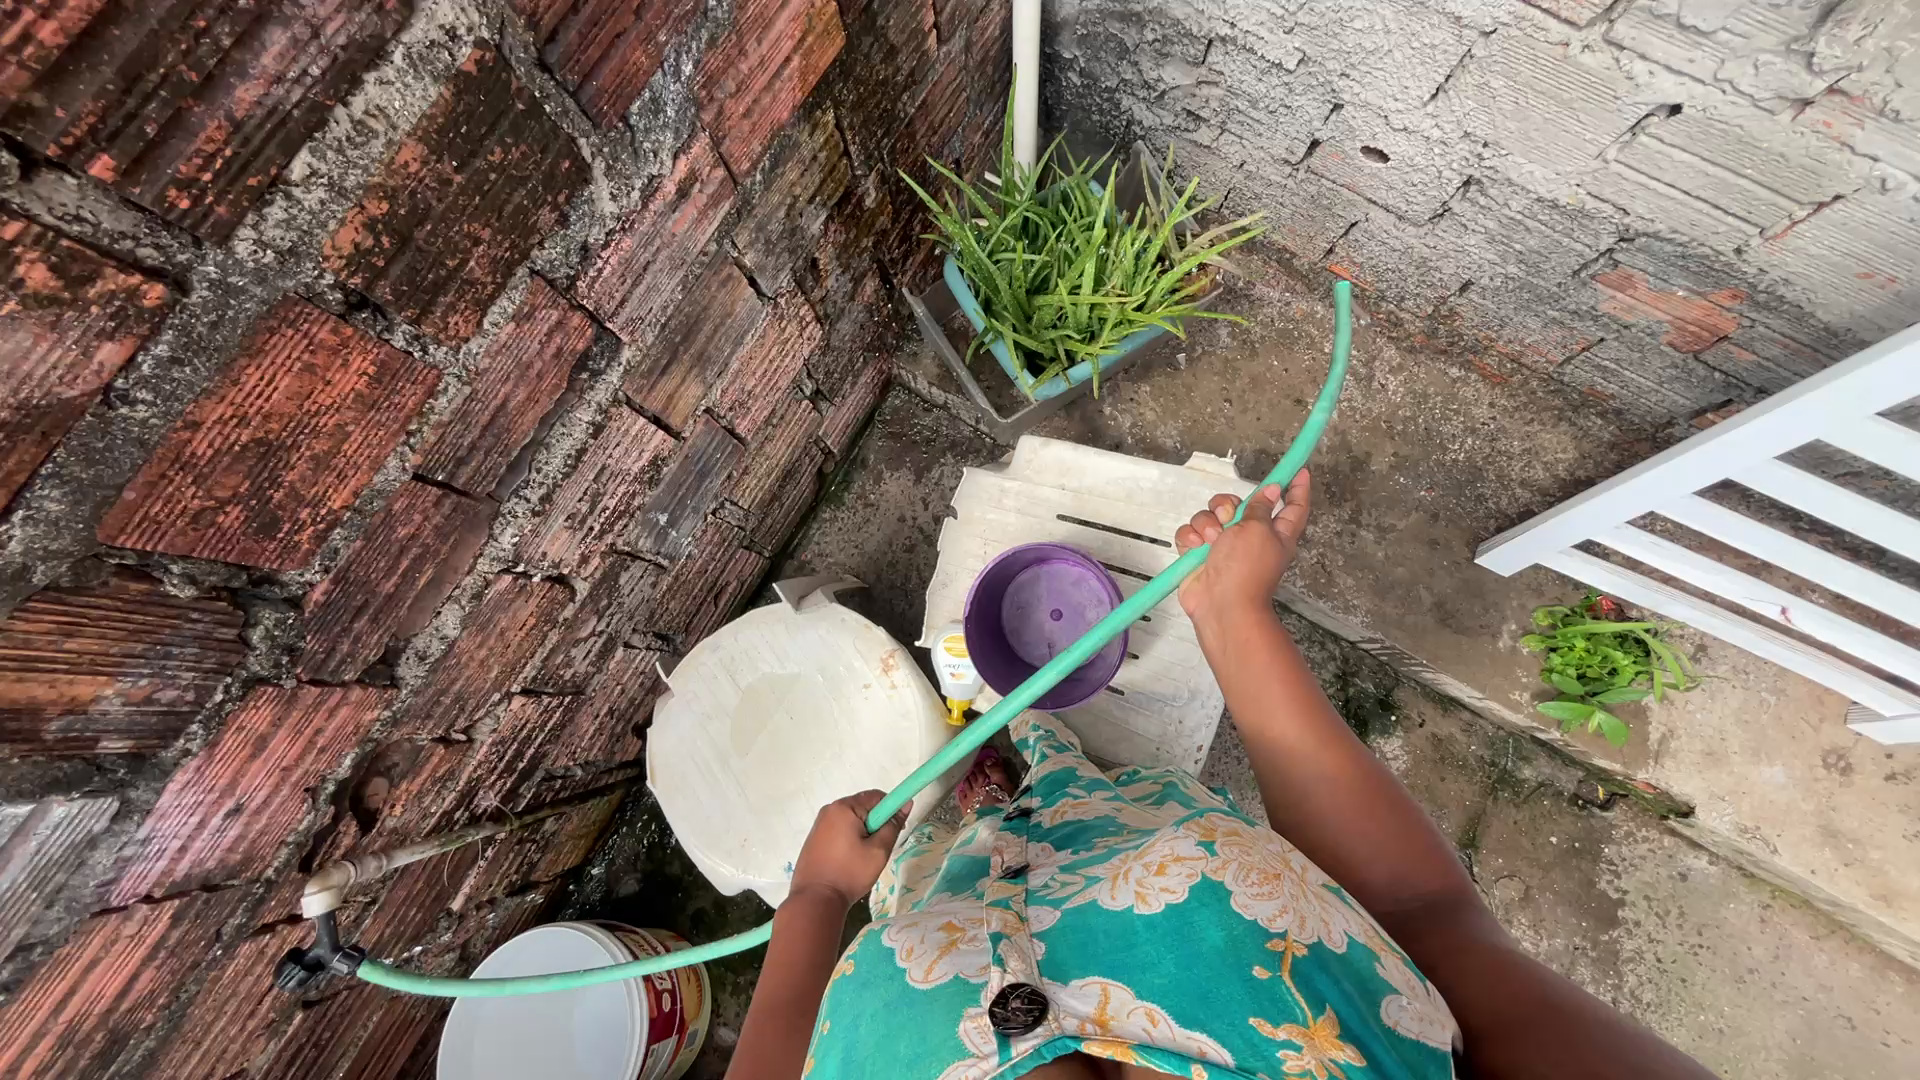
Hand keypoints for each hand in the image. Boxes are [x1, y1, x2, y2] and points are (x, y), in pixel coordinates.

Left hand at [789, 790, 910, 908]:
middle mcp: (829, 810)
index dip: (891, 810)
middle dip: (875, 823)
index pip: (876, 796)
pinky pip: (838, 829)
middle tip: (879, 848)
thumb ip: (893, 825)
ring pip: (851, 820)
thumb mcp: (878, 851)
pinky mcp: (814, 838)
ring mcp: (819, 824)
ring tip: (863, 858)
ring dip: (862, 832)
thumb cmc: (849, 874)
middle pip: (862, 807)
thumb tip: (906, 804)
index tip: (896, 829)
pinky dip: (848, 839)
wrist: (814, 900)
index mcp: (844, 808)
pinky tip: (848, 861)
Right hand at [1173, 469, 1311, 622]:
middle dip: (1226, 504)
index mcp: (1276, 532)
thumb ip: (1261, 506)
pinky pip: (1190, 533)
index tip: (1298, 470)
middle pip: (1238, 504)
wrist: (1221, 604)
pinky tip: (1195, 548)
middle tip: (1226, 516)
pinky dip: (1190, 538)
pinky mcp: (1198, 554)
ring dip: (1206, 524)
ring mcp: (1222, 545)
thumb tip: (1272, 489)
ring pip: (1209, 516)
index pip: (1293, 506)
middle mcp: (1249, 536)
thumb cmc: (1246, 569)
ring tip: (1210, 540)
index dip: (1297, 487)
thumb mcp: (1258, 530)